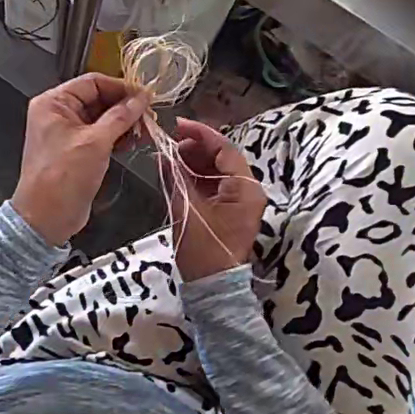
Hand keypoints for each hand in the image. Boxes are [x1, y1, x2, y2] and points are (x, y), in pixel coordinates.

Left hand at [11, 73, 151, 245]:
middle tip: (150, 117)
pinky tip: (134, 142)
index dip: (121, 87)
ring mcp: (68, 133)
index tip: (146, 97)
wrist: (47, 218)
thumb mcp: (95, 142)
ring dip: (126, 123)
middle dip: (126, 108)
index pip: (93, 83)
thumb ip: (121, 116)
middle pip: (100, 99)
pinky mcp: (78, 150)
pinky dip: (119, 136)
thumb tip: (142, 98)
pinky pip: (102, 135)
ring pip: (104, 118)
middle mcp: (59, 113)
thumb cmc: (63, 177)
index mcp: (54, 103)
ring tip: (146, 131)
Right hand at [167, 118, 268, 282]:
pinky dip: (198, 177)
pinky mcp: (232, 211)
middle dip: (196, 148)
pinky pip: (216, 185)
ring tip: (171, 157)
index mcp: (245, 188)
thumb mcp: (186, 210)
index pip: (225, 149)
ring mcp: (242, 202)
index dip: (200, 134)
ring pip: (219, 170)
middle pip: (223, 157)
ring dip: (195, 162)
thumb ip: (176, 177)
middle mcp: (249, 191)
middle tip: (170, 143)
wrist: (213, 288)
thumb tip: (165, 154)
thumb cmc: (203, 250)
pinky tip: (178, 173)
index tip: (177, 125)